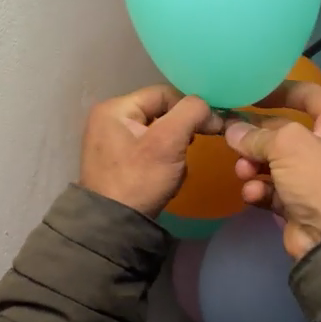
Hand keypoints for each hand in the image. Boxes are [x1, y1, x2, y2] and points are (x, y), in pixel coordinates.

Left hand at [78, 85, 225, 217]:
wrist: (113, 228)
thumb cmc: (139, 179)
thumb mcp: (168, 141)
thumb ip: (191, 113)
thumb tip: (211, 111)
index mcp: (115, 108)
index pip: (164, 94)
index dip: (190, 108)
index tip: (209, 128)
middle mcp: (109, 120)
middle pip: (161, 113)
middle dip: (180, 133)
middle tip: (187, 150)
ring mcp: (111, 143)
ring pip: (159, 134)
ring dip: (174, 150)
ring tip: (174, 169)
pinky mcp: (118, 163)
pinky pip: (150, 151)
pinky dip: (164, 162)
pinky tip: (166, 178)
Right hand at [224, 81, 320, 260]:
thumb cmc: (319, 178)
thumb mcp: (288, 144)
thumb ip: (257, 134)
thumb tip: (232, 131)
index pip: (309, 95)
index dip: (281, 90)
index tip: (251, 93)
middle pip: (284, 132)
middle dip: (257, 136)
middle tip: (231, 136)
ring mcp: (313, 178)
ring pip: (274, 162)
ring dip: (254, 164)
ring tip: (243, 171)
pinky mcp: (299, 204)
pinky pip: (272, 190)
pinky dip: (260, 190)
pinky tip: (252, 194)